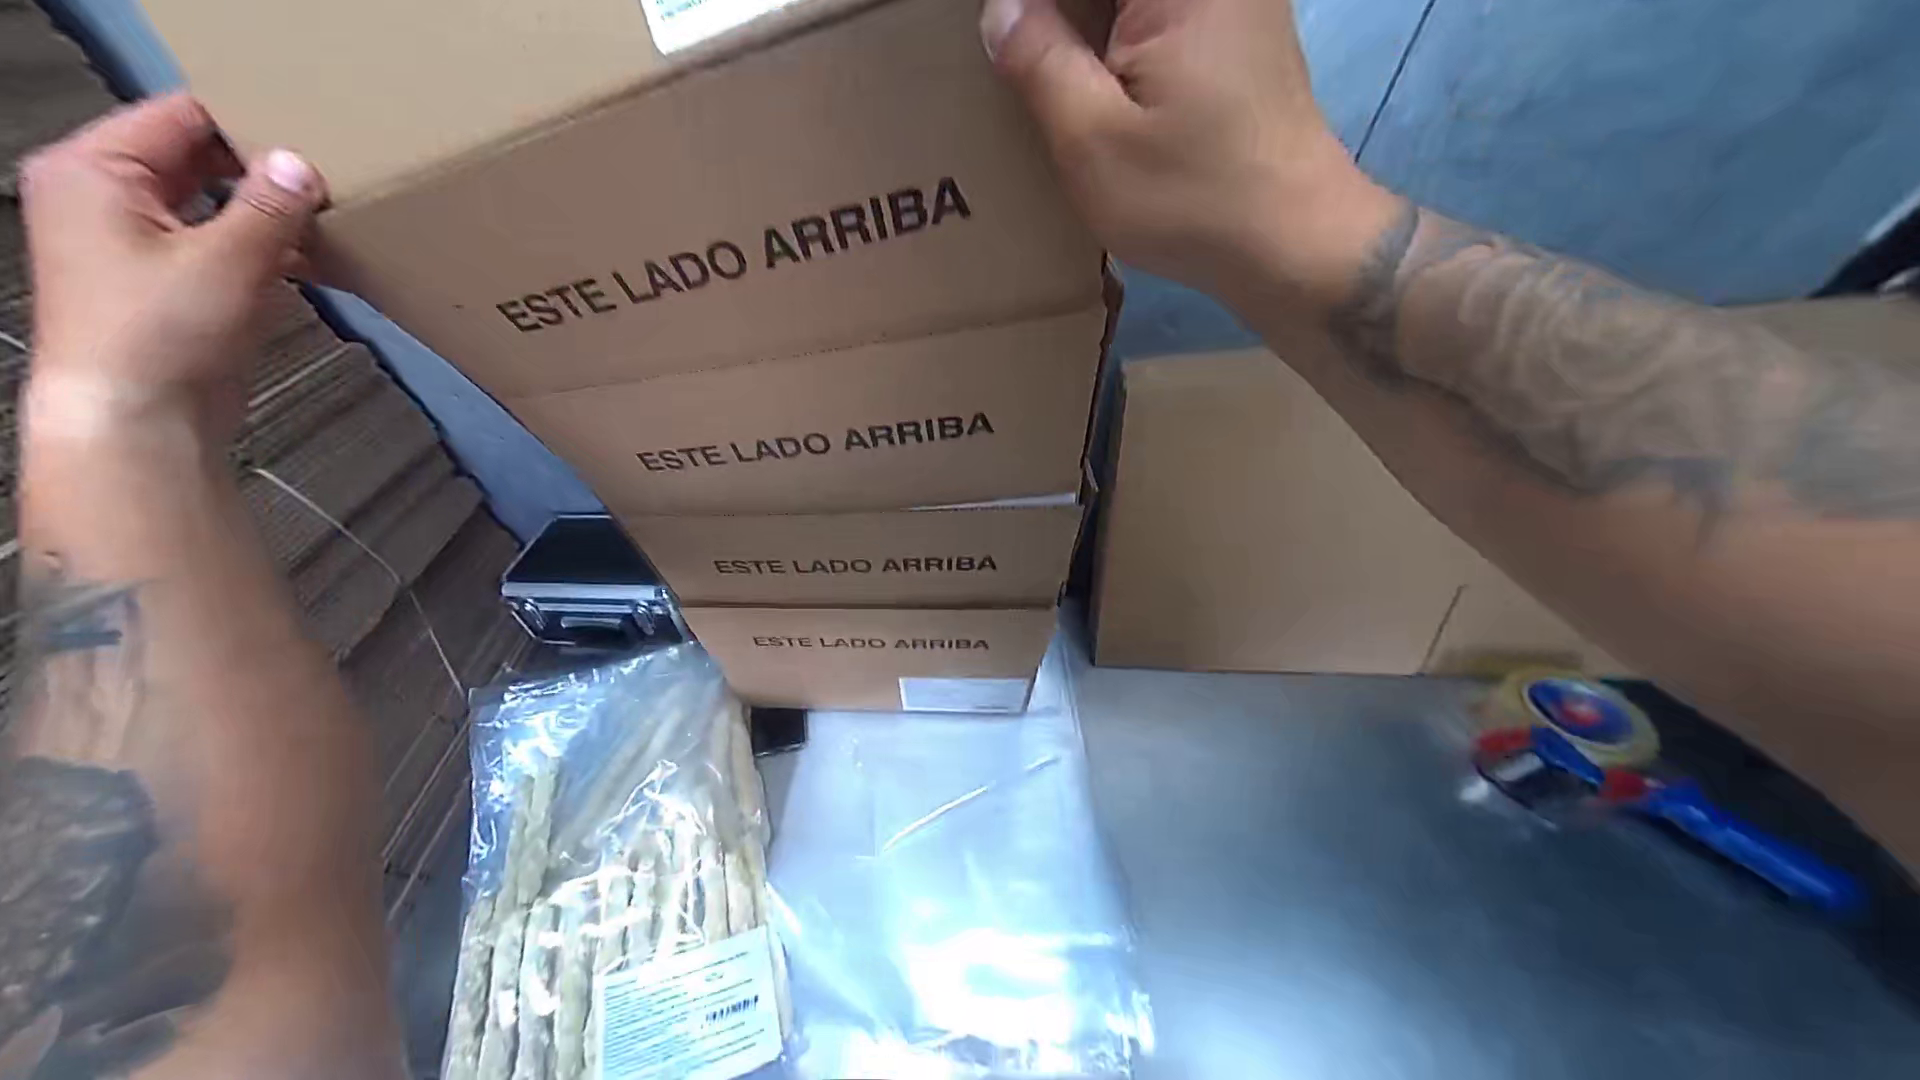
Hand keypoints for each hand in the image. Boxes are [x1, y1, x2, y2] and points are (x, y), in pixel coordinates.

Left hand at [18, 93, 325, 443]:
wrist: (141, 408)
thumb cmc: (165, 326)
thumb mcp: (228, 260)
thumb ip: (268, 208)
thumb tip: (301, 162)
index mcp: (95, 170)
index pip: (176, 119)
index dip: (244, 123)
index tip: (314, 134)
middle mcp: (107, 194)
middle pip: (195, 160)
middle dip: (263, 169)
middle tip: (336, 176)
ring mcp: (140, 239)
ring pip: (214, 204)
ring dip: (271, 212)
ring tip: (334, 215)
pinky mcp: (173, 278)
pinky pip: (223, 243)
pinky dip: (266, 246)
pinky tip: (315, 257)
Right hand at [982, 0, 1400, 310]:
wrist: (1288, 241)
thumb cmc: (1187, 198)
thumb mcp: (1092, 141)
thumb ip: (1040, 62)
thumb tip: (1000, 9)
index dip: (1031, 11)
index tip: (1006, 46)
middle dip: (1054, 23)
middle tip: (1018, 65)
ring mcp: (1230, 0)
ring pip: (1126, 9)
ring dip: (1079, 35)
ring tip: (1039, 77)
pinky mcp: (1235, 36)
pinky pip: (1156, 23)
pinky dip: (1114, 47)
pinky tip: (1086, 85)